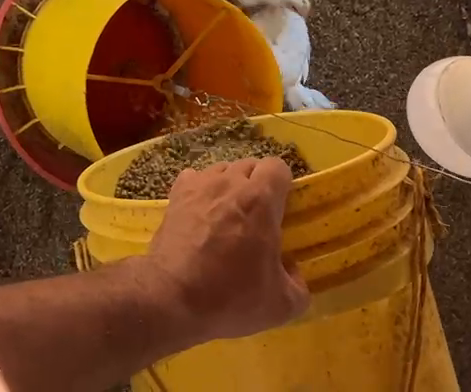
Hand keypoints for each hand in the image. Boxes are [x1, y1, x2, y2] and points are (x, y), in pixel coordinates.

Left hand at [138, 157, 308, 342]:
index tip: (283, 208)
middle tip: (258, 218)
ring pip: (222, 171)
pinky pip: (195, 178)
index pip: (277, 167)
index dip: (283, 184)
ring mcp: (199, 184)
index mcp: (260, 200)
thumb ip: (298, 283)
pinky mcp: (176, 193)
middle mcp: (229, 182)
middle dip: (257, 185)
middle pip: (250, 166)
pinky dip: (202, 190)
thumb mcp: (282, 304)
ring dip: (229, 186)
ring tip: (228, 216)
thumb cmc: (231, 296)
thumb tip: (290, 268)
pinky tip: (201, 214)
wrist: (173, 296)